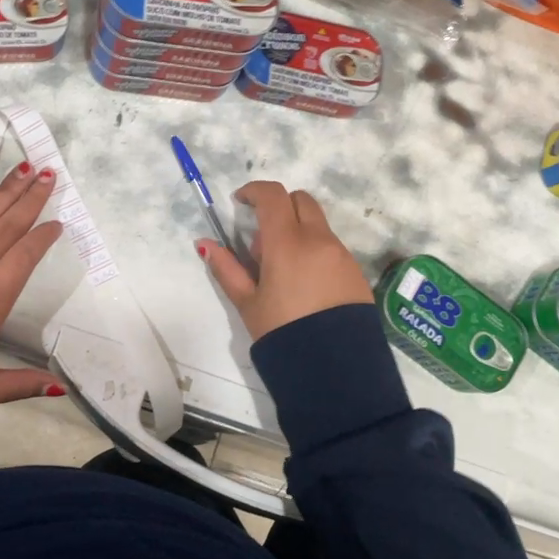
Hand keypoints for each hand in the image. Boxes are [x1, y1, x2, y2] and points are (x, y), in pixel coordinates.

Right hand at [198, 181, 373, 341]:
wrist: (334, 367)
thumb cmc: (283, 332)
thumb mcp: (248, 303)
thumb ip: (226, 269)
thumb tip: (204, 244)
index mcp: (288, 242)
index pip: (273, 196)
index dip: (255, 191)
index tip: (241, 201)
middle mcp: (319, 239)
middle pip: (300, 201)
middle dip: (279, 208)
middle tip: (261, 244)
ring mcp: (341, 254)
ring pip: (317, 225)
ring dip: (297, 232)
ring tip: (282, 273)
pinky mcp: (355, 271)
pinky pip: (331, 247)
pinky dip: (314, 251)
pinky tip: (304, 287)